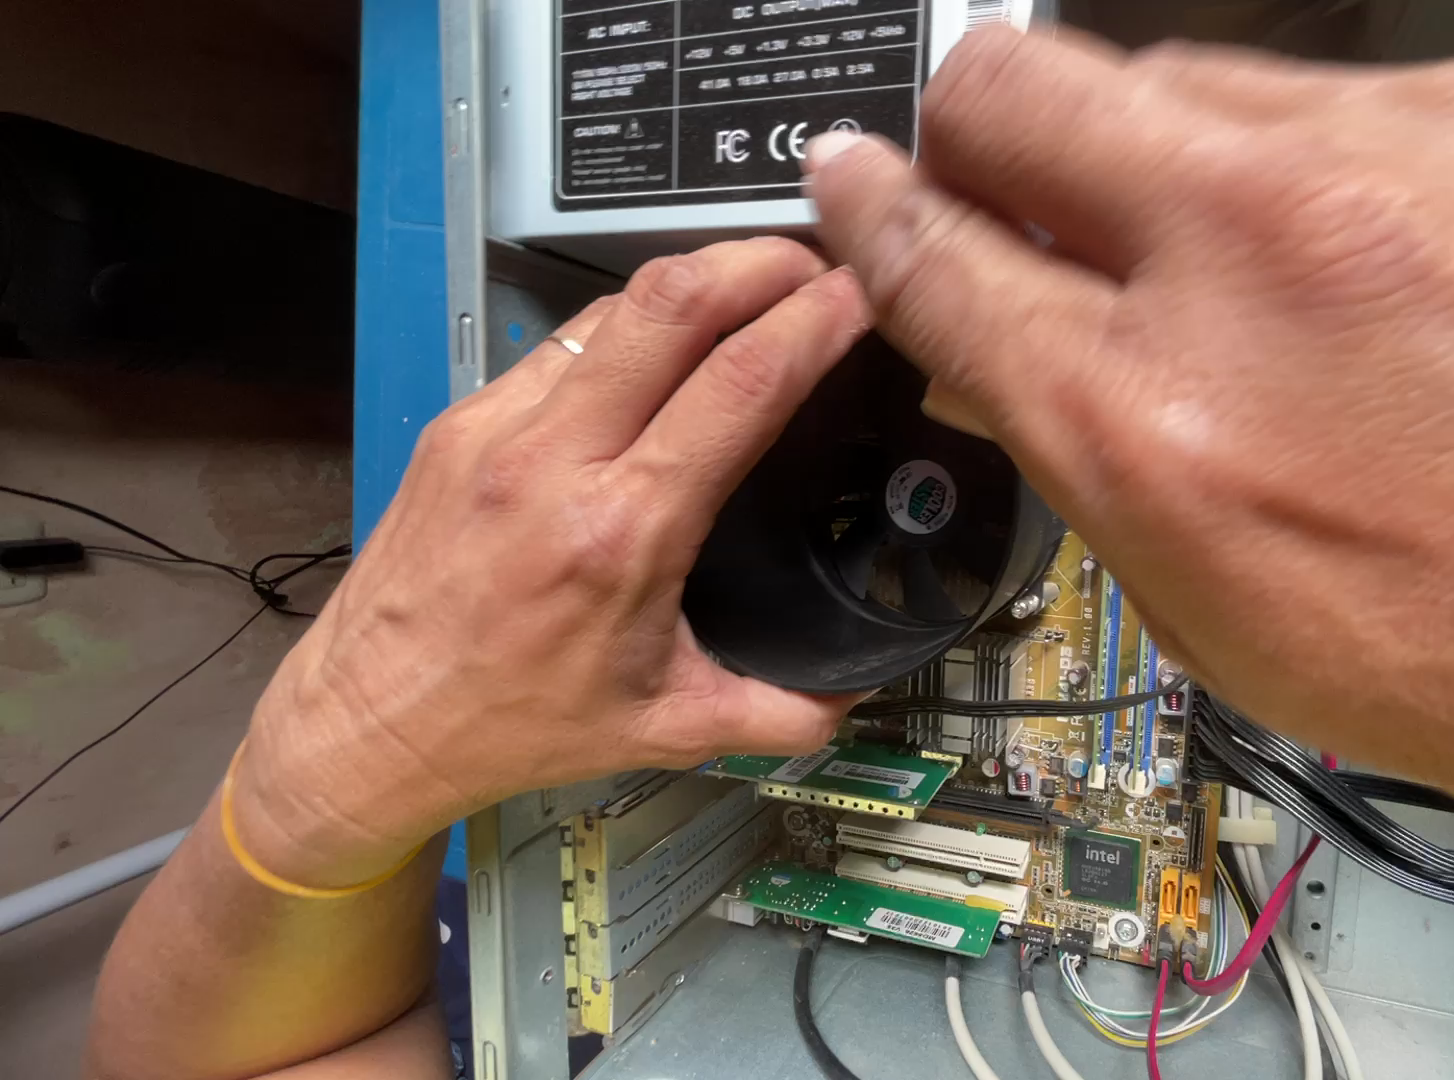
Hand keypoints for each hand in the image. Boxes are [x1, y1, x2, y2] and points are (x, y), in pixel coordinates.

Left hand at [230, 238, 870, 886]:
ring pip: (617, 305)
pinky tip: (674, 341)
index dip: (811, 322)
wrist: (368, 723)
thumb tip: (857, 701)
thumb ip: (783, 715)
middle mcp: (557, 456)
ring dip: (701, 278)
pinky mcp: (464, 420)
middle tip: (819, 261)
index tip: (860, 292)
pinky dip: (642, 320)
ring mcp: (498, 425)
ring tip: (759, 287)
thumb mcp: (673, 729)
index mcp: (625, 529)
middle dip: (759, 261)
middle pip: (671, 304)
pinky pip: (571, 340)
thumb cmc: (523, 724)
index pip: (739, 385)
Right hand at [806, 30, 1453, 967]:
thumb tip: (996, 363)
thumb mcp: (1209, 606)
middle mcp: (1255, 252)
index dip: (867, 211)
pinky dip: (1299, 172)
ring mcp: (1405, 146)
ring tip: (1200, 264)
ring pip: (1168, 74)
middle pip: (1014, 88)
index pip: (932, 257)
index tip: (848, 181)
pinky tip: (1359, 261)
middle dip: (969, 132)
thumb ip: (1076, 458)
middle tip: (986, 187)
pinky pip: (1336, 96)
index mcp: (1154, 420)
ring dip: (1139, 162)